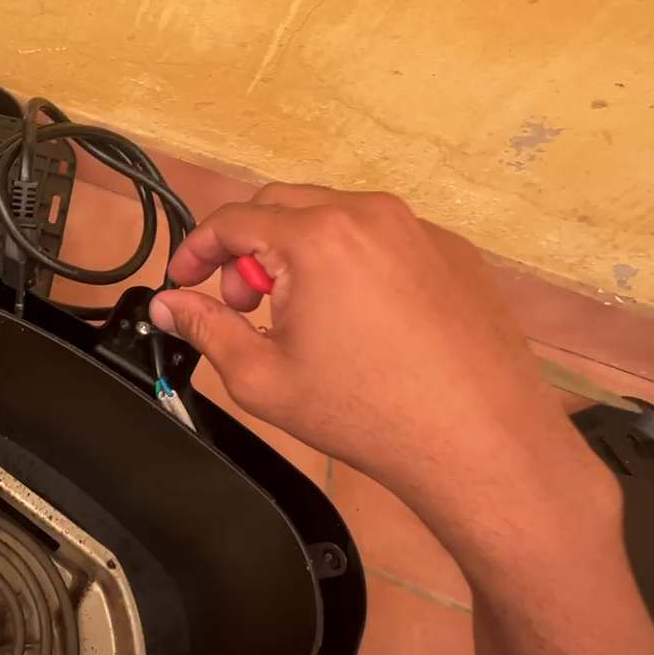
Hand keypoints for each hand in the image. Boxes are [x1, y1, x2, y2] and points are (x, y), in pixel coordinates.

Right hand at [149, 183, 609, 523]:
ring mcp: (418, 228)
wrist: (488, 449)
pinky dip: (347, 258)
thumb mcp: (261, 375)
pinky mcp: (454, 250)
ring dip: (294, 250)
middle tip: (243, 304)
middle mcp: (367, 213)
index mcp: (316, 236)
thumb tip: (165, 303)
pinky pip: (378, 235)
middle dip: (244, 249)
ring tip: (300, 312)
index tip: (182, 282)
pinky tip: (357, 316)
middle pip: (277, 206)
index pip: (231, 220)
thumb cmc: (364, 413)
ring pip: (328, 216)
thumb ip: (203, 326)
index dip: (196, 250)